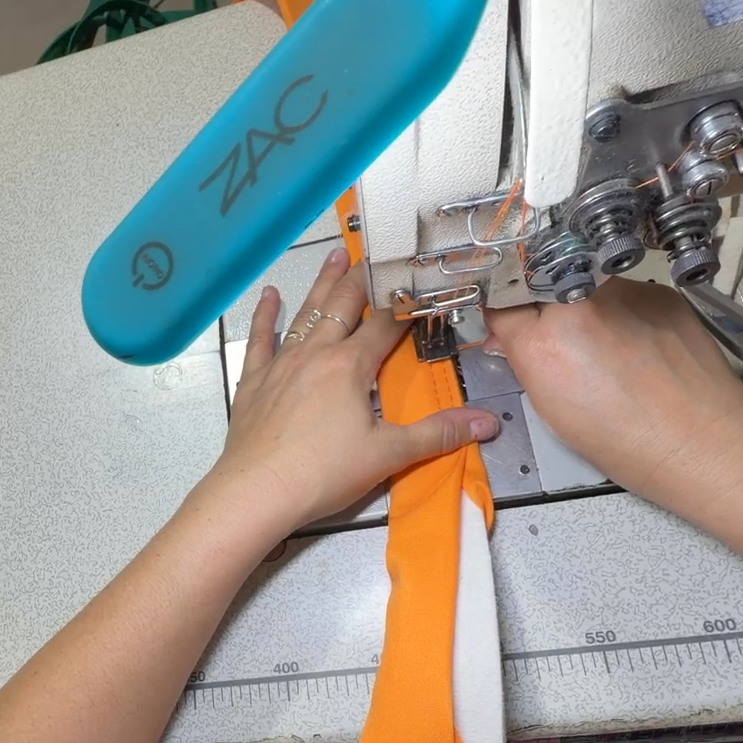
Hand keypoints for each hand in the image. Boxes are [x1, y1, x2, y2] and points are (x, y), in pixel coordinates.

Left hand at [205, 248, 499, 533]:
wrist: (258, 491)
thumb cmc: (323, 473)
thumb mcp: (388, 455)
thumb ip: (437, 435)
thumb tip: (488, 422)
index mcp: (350, 365)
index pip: (385, 325)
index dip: (405, 301)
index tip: (419, 278)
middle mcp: (315, 354)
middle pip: (343, 306)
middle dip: (363, 277)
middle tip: (375, 251)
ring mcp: (280, 364)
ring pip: (305, 315)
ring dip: (322, 284)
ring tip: (333, 256)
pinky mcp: (254, 381)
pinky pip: (260, 339)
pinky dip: (266, 316)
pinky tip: (270, 296)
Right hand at [483, 277, 742, 507]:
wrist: (696, 439)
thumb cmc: (620, 437)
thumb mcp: (547, 406)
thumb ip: (522, 360)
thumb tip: (506, 338)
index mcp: (541, 339)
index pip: (501, 303)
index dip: (501, 314)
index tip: (504, 322)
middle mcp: (580, 304)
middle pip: (541, 285)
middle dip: (539, 306)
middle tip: (553, 338)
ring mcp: (624, 292)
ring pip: (584, 285)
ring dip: (581, 306)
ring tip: (601, 348)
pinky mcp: (659, 291)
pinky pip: (623, 293)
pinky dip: (619, 312)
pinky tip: (632, 344)